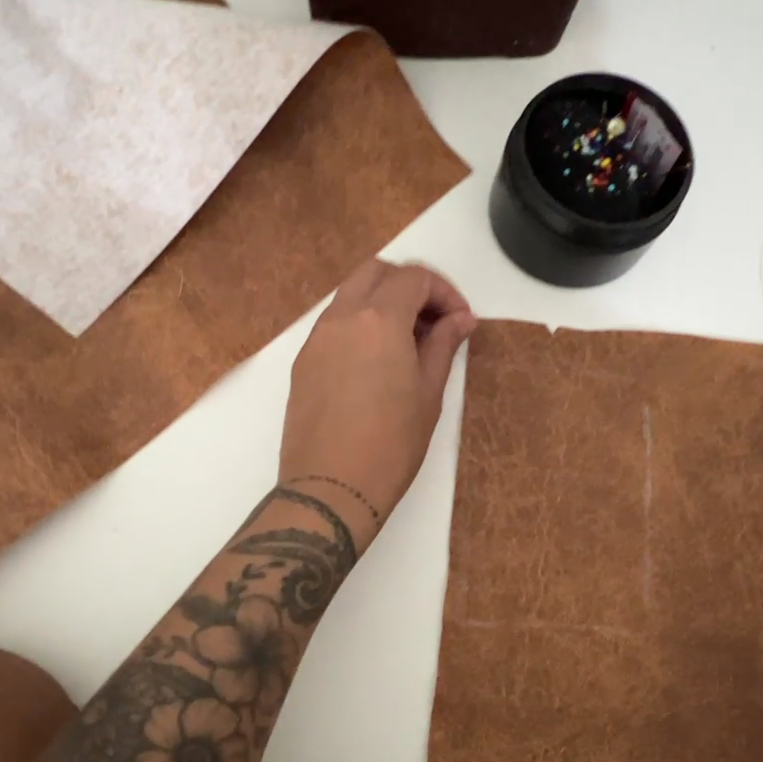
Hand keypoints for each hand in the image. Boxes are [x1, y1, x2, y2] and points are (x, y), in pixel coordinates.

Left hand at [280, 261, 475, 534]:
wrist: (329, 488)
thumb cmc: (391, 445)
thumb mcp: (428, 394)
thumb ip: (443, 345)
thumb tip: (460, 319)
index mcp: (379, 319)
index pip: (414, 277)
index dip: (444, 291)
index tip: (460, 320)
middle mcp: (342, 317)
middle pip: (377, 273)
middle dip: (410, 285)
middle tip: (434, 321)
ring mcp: (316, 338)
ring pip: (350, 294)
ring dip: (382, 302)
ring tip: (408, 342)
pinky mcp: (302, 362)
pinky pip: (334, 323)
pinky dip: (359, 324)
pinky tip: (377, 361)